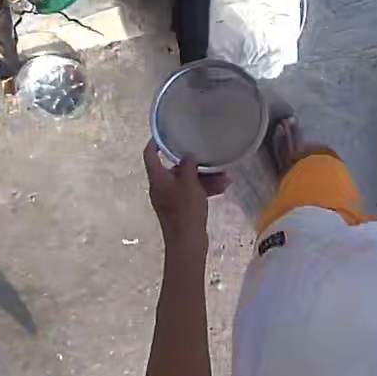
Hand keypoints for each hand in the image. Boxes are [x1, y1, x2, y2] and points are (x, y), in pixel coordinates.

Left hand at [143, 142, 227, 258]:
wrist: (187, 242)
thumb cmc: (185, 209)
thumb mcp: (189, 183)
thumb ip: (188, 166)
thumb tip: (188, 157)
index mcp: (157, 179)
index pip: (150, 155)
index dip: (155, 142)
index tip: (166, 133)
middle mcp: (161, 187)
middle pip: (175, 169)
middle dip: (195, 164)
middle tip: (210, 158)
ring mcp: (170, 199)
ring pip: (187, 182)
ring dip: (205, 178)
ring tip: (226, 177)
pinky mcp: (180, 209)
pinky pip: (192, 193)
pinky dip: (204, 189)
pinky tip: (223, 188)